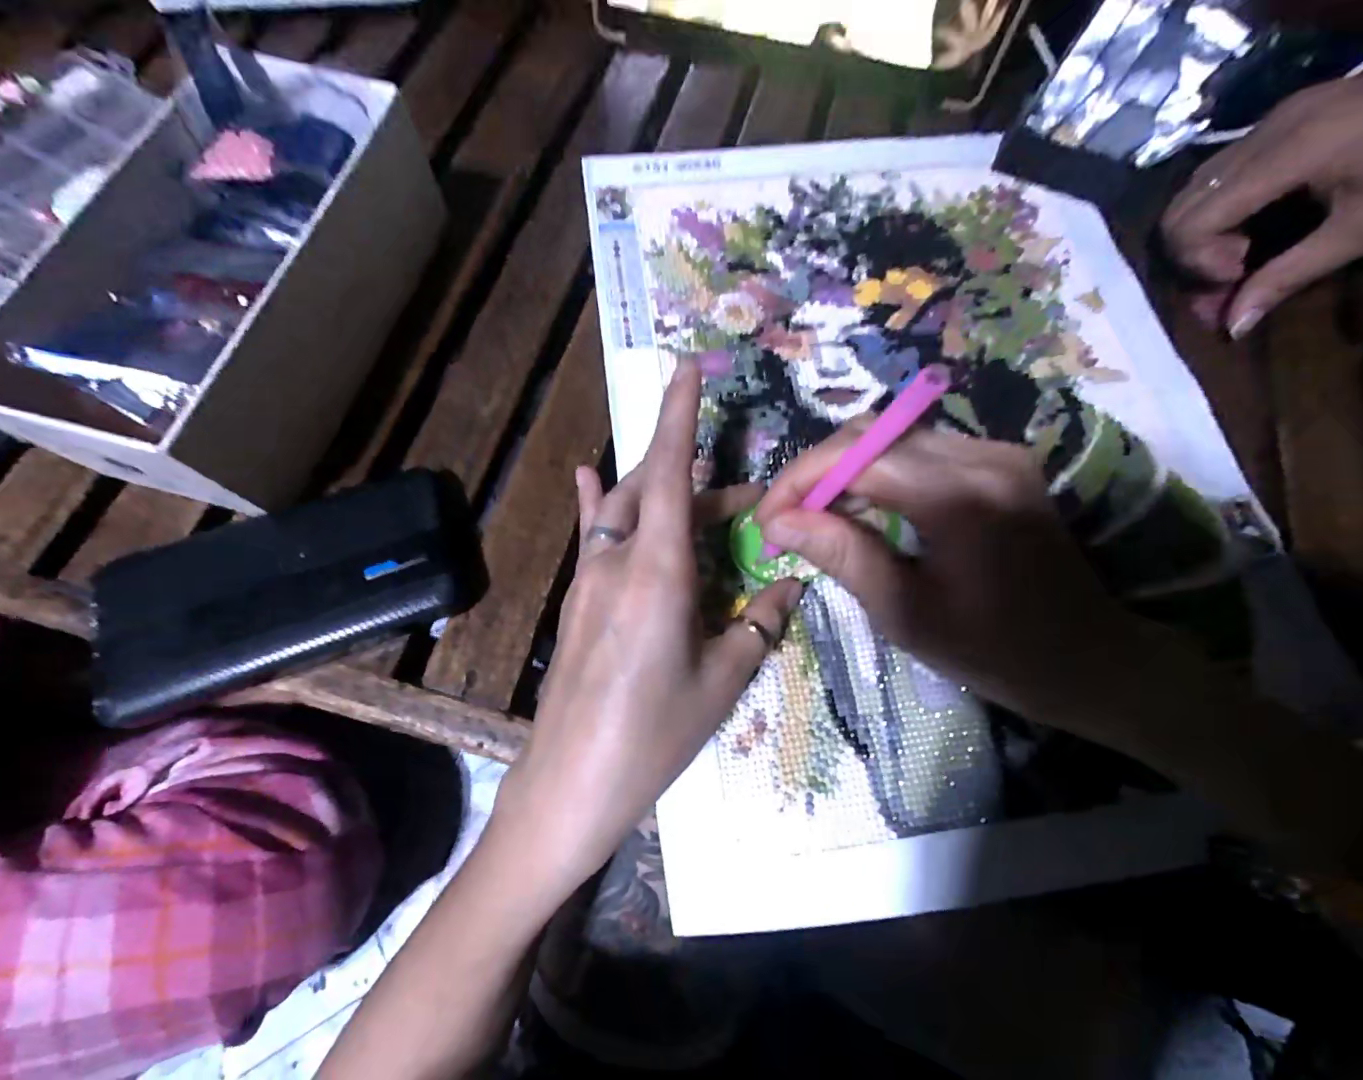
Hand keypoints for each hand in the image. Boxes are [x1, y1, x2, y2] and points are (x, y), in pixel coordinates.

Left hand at [493, 359, 804, 890]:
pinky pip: (593, 536)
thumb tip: (793, 583)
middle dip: (704, 485)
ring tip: (708, 511)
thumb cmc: (653, 737)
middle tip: (752, 507)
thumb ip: (758, 623)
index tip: (684, 368)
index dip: (676, 418)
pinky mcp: (577, 601)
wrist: (569, 784)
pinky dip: (598, 502)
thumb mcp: (721, 681)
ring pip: (625, 511)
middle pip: (656, 494)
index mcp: (657, 574)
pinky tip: (589, 476)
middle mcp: (616, 562)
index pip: (666, 475)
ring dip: (665, 498)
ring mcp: (588, 580)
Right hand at [754, 419, 1145, 734]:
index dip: (800, 481)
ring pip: (895, 436)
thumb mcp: (906, 613)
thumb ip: (842, 555)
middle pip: (873, 434)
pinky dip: (881, 472)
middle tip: (787, 519)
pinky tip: (866, 507)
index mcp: (959, 498)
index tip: (766, 521)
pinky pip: (923, 450)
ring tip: (817, 516)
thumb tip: (780, 522)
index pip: (856, 456)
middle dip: (818, 471)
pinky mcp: (1004, 462)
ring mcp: (998, 453)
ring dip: (846, 469)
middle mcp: (982, 457)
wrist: (1090, 660)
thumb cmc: (993, 652)